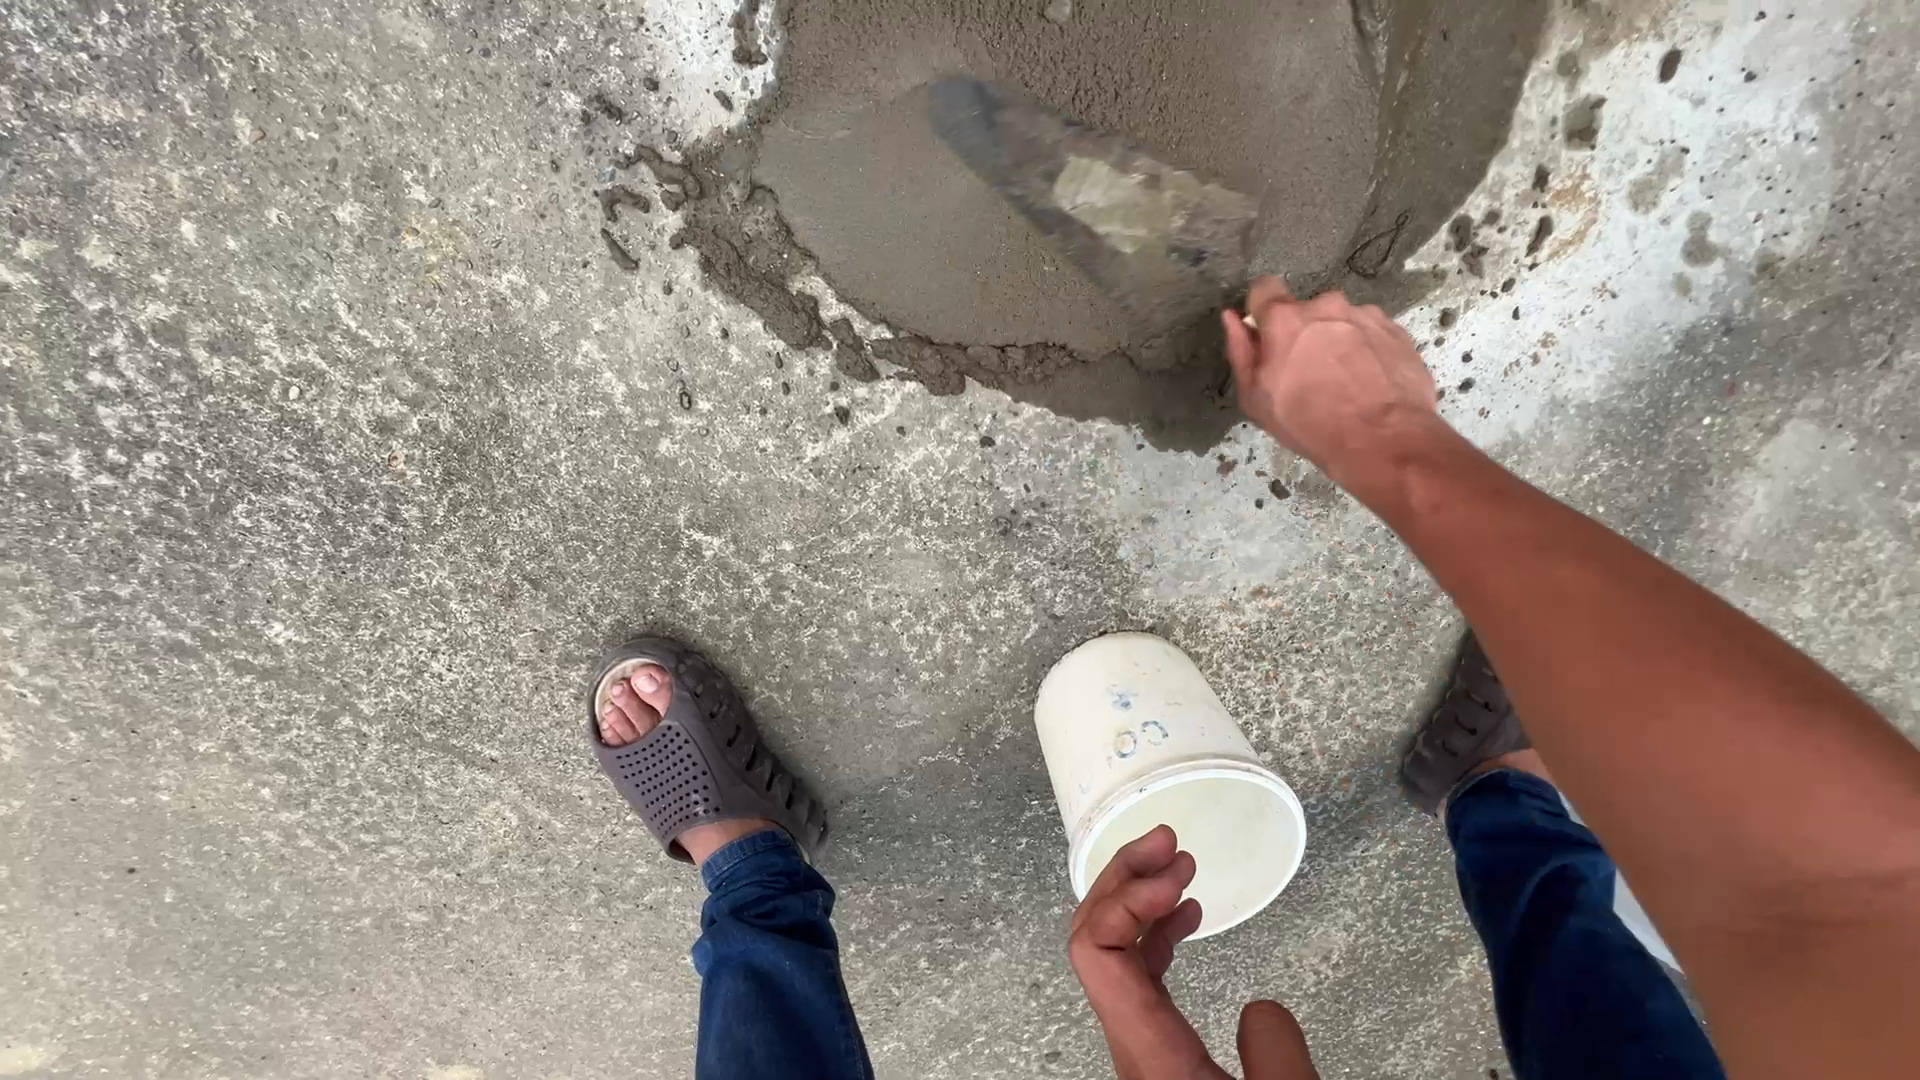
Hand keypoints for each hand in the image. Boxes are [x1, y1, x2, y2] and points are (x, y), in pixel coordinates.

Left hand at [1068, 825, 1319, 1079]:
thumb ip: (1277, 1066)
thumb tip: (1260, 1007)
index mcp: (1146, 1050)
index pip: (1094, 951)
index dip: (1122, 899)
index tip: (1174, 874)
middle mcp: (1130, 1037)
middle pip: (1095, 933)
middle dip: (1125, 877)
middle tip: (1168, 838)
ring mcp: (1140, 1036)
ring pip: (1115, 946)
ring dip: (1142, 895)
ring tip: (1182, 861)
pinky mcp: (1158, 1041)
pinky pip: (1142, 969)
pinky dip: (1159, 929)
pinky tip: (1188, 910)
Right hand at [1221, 277, 1441, 497]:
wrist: (1380, 438)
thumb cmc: (1306, 422)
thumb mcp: (1255, 397)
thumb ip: (1240, 351)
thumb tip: (1231, 318)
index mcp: (1285, 319)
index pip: (1264, 288)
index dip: (1261, 309)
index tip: (1264, 334)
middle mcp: (1326, 305)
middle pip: (1305, 311)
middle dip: (1301, 333)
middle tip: (1305, 372)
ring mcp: (1366, 315)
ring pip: (1339, 321)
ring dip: (1335, 341)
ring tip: (1341, 380)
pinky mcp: (1396, 330)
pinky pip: (1370, 333)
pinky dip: (1364, 351)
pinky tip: (1366, 382)